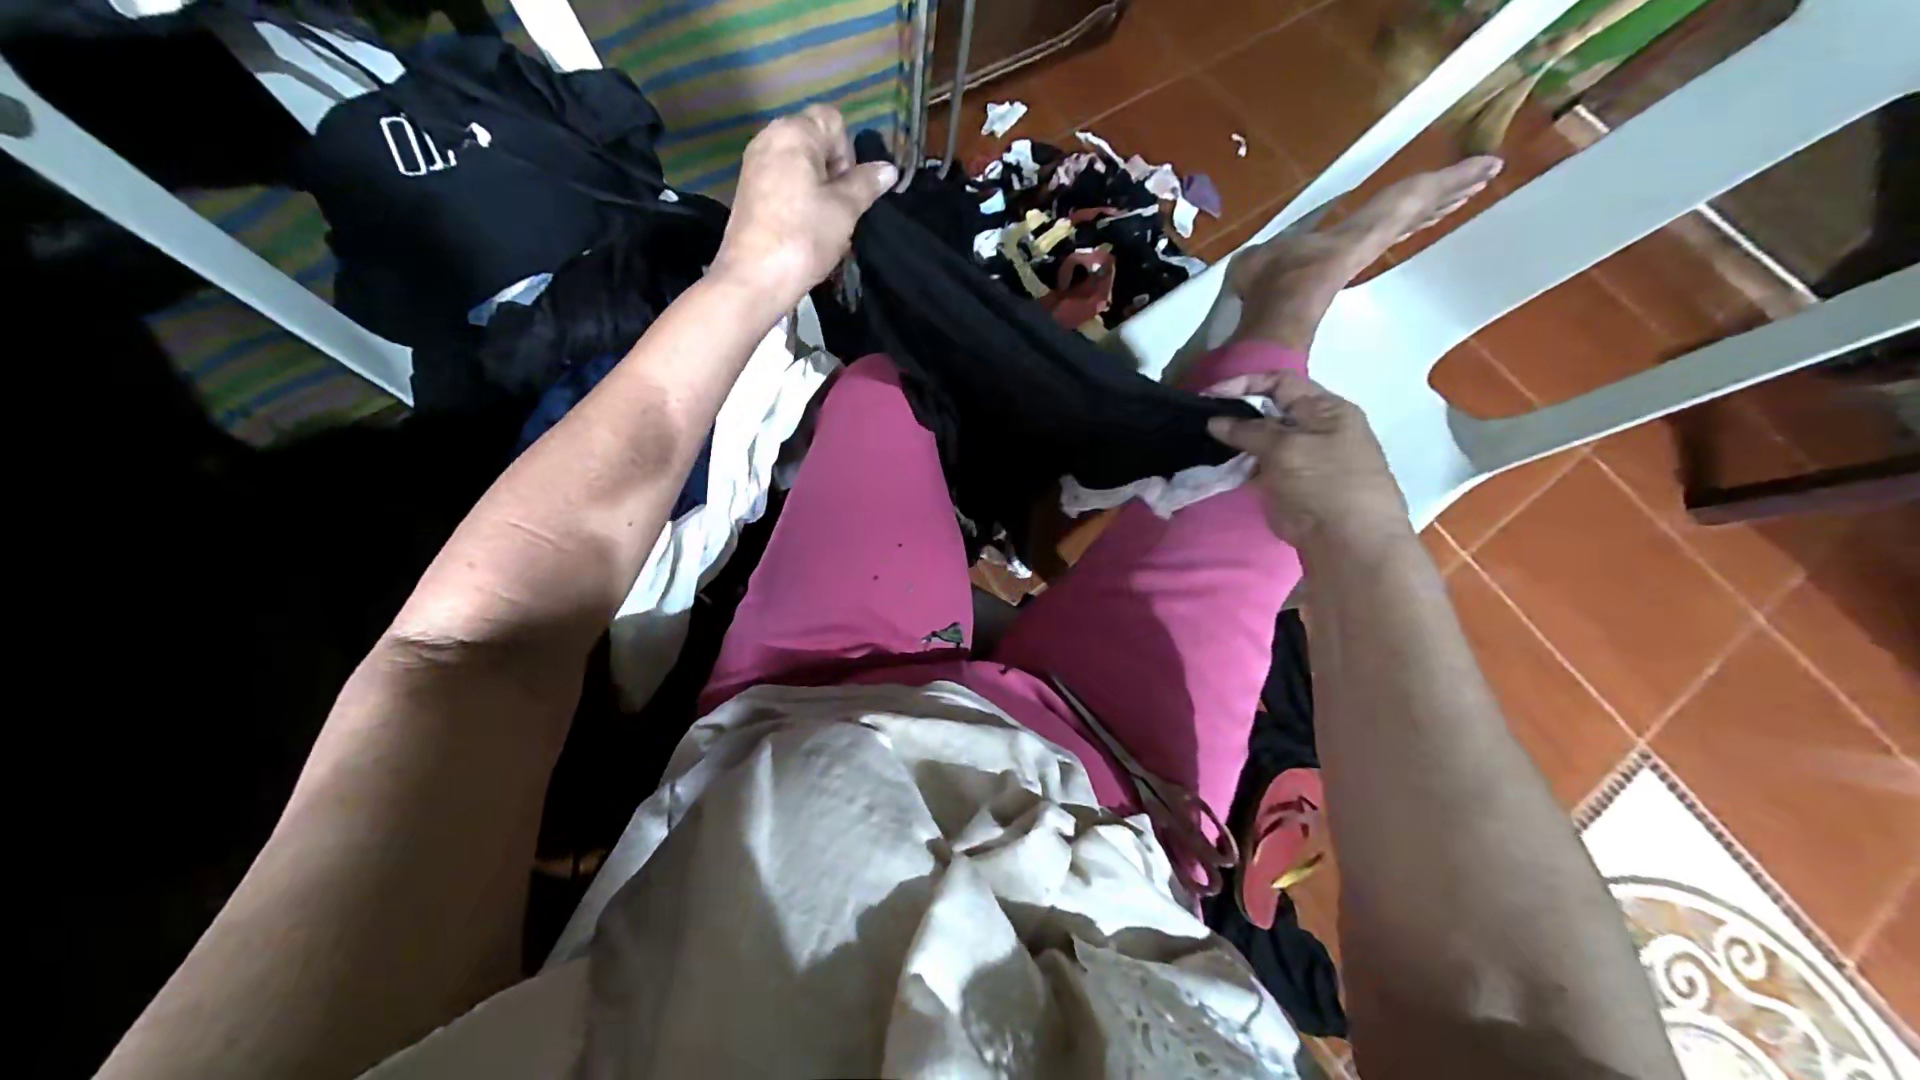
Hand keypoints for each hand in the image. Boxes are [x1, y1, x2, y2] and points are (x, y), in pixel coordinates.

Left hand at [710, 105, 897, 303]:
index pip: (833, 121)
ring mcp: (754, 164)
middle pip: (814, 141)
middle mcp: (769, 138)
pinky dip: (799, 198)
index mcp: (793, 132)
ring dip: (818, 188)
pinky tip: (802, 228)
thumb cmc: (804, 237)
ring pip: (799, 164)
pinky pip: (783, 182)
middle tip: (838, 207)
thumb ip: (866, 184)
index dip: (848, 152)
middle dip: (833, 170)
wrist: (755, 278)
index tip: (848, 188)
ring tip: (821, 222)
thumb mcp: (844, 210)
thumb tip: (888, 169)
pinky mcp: (748, 190)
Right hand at [1205, 370, 1412, 553]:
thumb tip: (1215, 421)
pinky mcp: (1288, 483)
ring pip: (1261, 440)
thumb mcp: (1287, 448)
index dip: (1245, 384)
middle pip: (1270, 410)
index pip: (1281, 382)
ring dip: (1235, 441)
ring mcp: (1301, 458)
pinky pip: (1259, 465)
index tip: (1210, 396)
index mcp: (1326, 410)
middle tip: (1203, 421)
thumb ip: (1248, 431)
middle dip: (1237, 412)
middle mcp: (1315, 429)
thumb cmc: (1324, 483)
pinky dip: (1239, 464)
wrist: (1346, 540)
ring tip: (1205, 443)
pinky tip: (1219, 465)